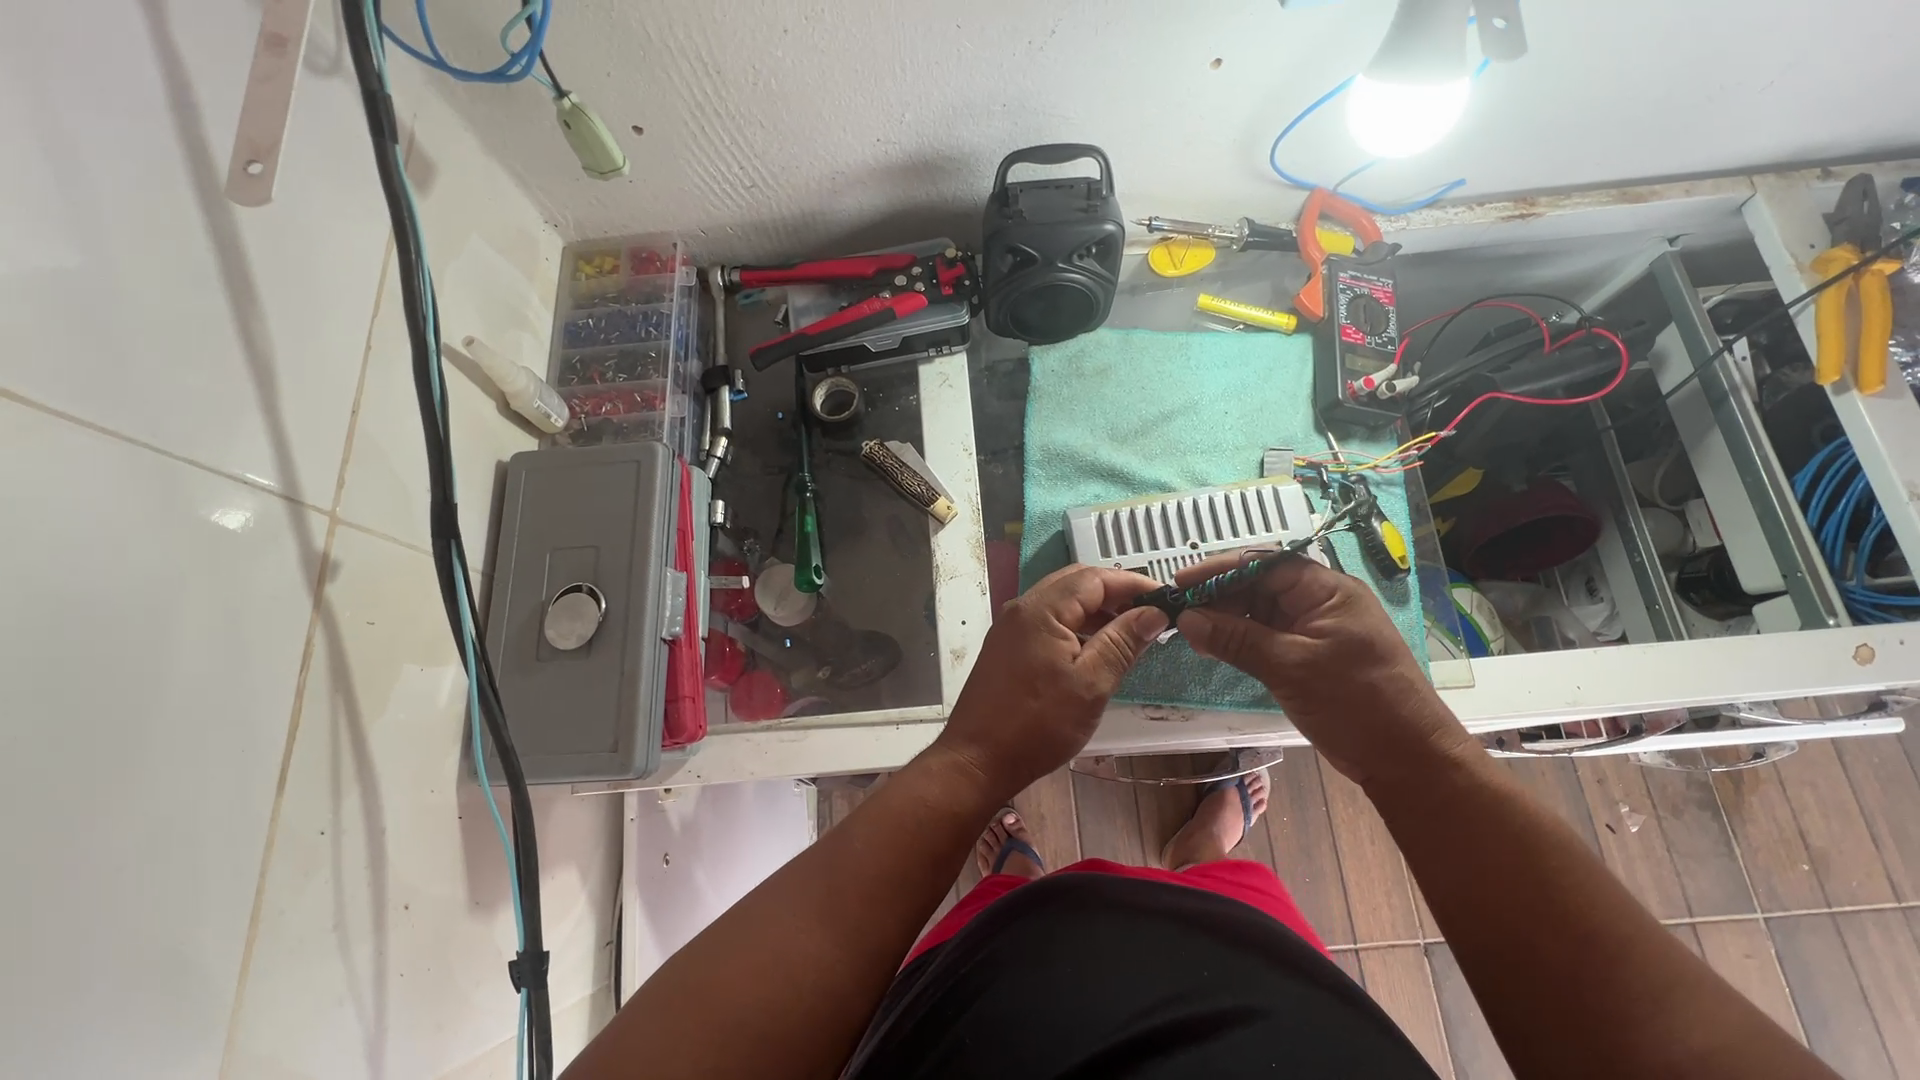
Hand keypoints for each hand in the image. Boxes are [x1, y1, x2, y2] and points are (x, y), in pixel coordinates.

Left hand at [933, 565, 1168, 801]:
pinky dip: (1078, 626)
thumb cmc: (1037, 724)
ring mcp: (1011, 627)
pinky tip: (1098, 648)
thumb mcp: (1091, 684)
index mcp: (1041, 609)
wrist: (977, 760)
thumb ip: (1122, 642)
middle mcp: (1022, 608)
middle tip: (1152, 613)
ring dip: (1098, 610)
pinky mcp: (1008, 647)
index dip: (1134, 584)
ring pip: (1063, 603)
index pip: (1095, 578)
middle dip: (1117, 593)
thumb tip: (1153, 613)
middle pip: (1077, 583)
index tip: (1168, 599)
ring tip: (1133, 632)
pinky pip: (1049, 622)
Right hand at [1173, 552, 1474, 787]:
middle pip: (1260, 585)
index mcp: (1328, 591)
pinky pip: (1266, 638)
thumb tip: (1187, 620)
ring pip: (1260, 612)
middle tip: (1178, 611)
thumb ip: (1236, 640)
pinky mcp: (1309, 658)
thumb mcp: (1291, 667)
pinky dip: (1239, 641)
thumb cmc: (1358, 702)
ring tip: (1189, 633)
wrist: (1406, 759)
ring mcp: (1315, 631)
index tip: (1181, 583)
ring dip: (1225, 619)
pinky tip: (1212, 648)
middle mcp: (1321, 603)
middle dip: (1219, 596)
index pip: (1266, 564)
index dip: (1221, 569)